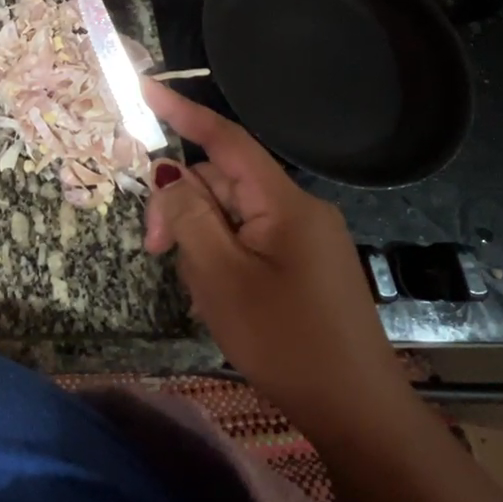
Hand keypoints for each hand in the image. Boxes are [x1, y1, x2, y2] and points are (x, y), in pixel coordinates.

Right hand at [143, 80, 406, 430]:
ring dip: (199, 238)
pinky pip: (248, 239)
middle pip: (221, 182)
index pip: (226, 140)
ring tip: (196, 287)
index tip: (145, 88)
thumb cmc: (283, 339)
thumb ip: (188, 215)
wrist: (357, 414)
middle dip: (180, 206)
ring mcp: (305, 239)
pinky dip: (220, 255)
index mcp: (285, 204)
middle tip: (153, 251)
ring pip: (230, 213)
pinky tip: (216, 293)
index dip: (183, 111)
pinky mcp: (304, 265)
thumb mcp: (219, 275)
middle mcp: (299, 210)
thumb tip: (169, 174)